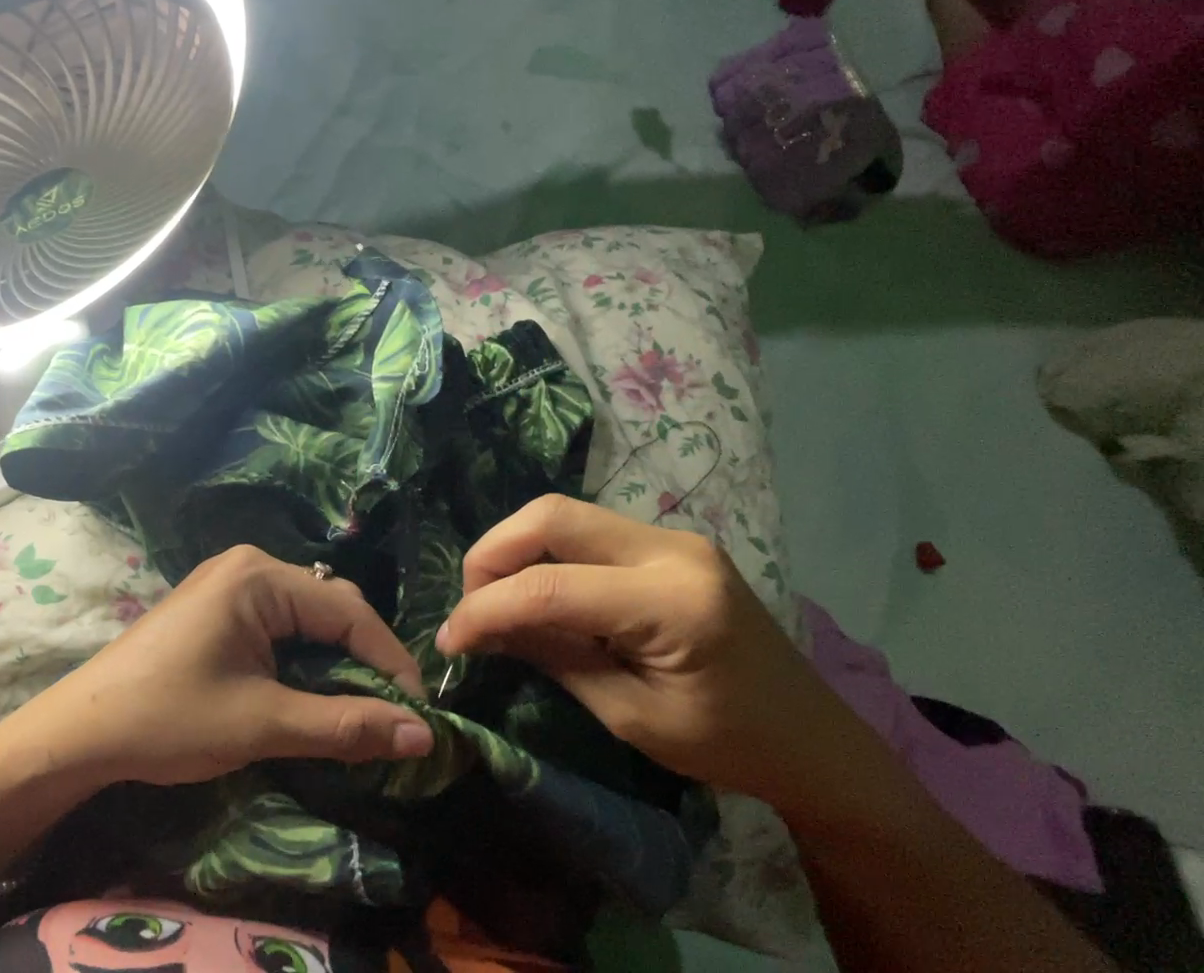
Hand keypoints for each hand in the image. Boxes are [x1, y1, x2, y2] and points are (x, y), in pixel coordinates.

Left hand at [0, 546, 433, 789]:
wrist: (81, 731)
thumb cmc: (168, 719)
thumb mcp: (263, 724)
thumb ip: (345, 726)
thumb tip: (425, 736)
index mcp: (259, 576)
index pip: (351, 612)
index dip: (392, 664)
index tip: (420, 717)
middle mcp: (249, 565)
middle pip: (332, 609)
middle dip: (365, 663)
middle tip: (392, 719)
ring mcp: (230, 583)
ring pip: (309, 620)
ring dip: (336, 665)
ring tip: (359, 713)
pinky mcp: (219, 607)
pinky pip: (282, 626)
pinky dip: (305, 661)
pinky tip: (313, 696)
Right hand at [435, 495, 876, 813]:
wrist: (814, 741)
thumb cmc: (728, 745)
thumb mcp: (629, 715)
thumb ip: (553, 656)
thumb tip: (479, 628)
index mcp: (672, 602)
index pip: (549, 587)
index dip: (485, 609)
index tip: (447, 641)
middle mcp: (672, 549)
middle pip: (551, 516)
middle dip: (491, 555)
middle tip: (469, 608)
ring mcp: (674, 539)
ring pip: (564, 515)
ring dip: (515, 550)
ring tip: (494, 603)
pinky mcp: (670, 544)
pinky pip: (587, 531)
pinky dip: (545, 555)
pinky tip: (533, 592)